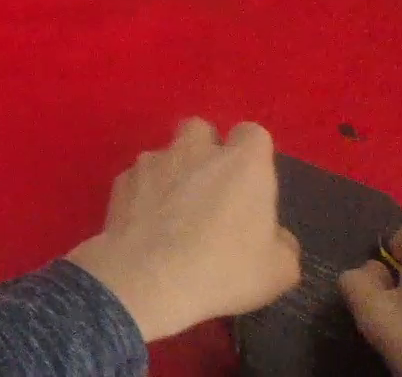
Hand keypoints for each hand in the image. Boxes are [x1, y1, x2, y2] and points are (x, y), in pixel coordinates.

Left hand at [67, 119, 300, 341]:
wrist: (149, 275)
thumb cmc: (225, 270)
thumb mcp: (279, 268)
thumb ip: (279, 238)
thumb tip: (268, 230)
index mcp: (241, 166)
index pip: (252, 133)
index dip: (253, 151)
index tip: (253, 178)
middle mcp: (194, 152)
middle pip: (199, 127)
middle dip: (206, 146)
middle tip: (212, 184)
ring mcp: (151, 160)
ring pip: (165, 150)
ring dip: (174, 170)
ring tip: (177, 209)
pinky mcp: (122, 177)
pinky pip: (140, 174)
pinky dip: (147, 189)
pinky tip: (150, 220)